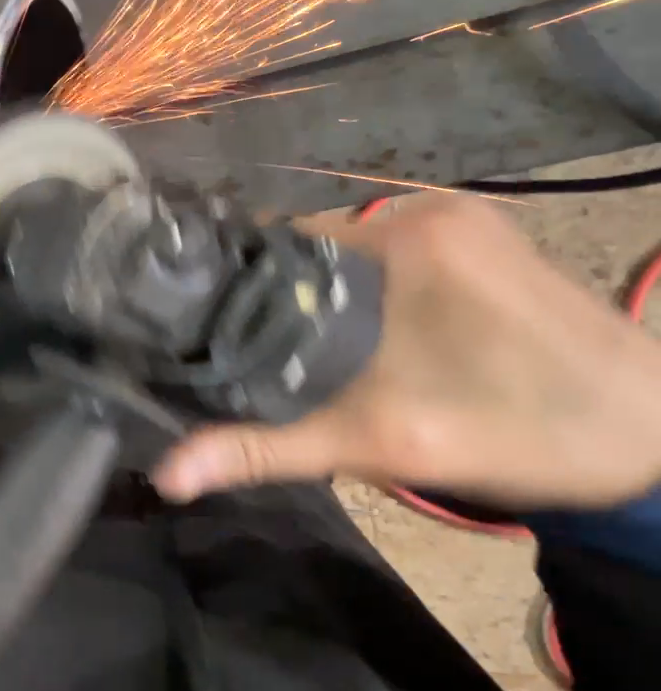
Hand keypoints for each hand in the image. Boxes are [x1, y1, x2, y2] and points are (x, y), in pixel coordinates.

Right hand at [153, 196, 660, 509]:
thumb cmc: (524, 434)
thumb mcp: (378, 444)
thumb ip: (264, 448)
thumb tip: (166, 476)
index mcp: (406, 239)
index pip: (270, 246)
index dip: (223, 288)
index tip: (189, 330)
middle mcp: (427, 213)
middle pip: (301, 251)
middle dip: (266, 299)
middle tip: (235, 355)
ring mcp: (459, 223)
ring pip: (337, 258)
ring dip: (309, 299)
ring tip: (282, 351)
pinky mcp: (479, 242)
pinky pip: (378, 262)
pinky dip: (351, 296)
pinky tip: (346, 337)